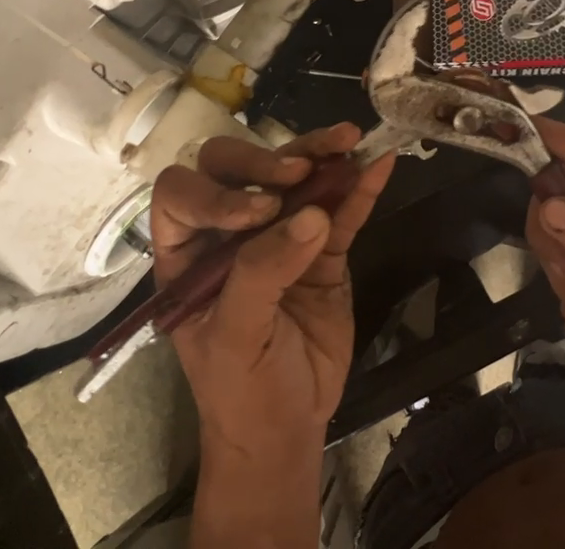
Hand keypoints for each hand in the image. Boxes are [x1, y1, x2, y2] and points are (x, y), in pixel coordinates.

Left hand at [151, 124, 394, 459]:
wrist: (289, 426)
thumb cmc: (240, 389)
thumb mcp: (237, 338)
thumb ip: (263, 273)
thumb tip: (311, 215)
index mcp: (188, 253)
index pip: (182, 196)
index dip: (215, 192)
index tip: (259, 212)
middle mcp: (230, 233)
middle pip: (235, 170)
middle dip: (265, 160)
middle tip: (299, 172)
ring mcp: (281, 237)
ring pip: (293, 179)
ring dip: (318, 153)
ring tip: (348, 138)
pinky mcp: (325, 251)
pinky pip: (341, 210)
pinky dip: (360, 187)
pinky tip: (381, 164)